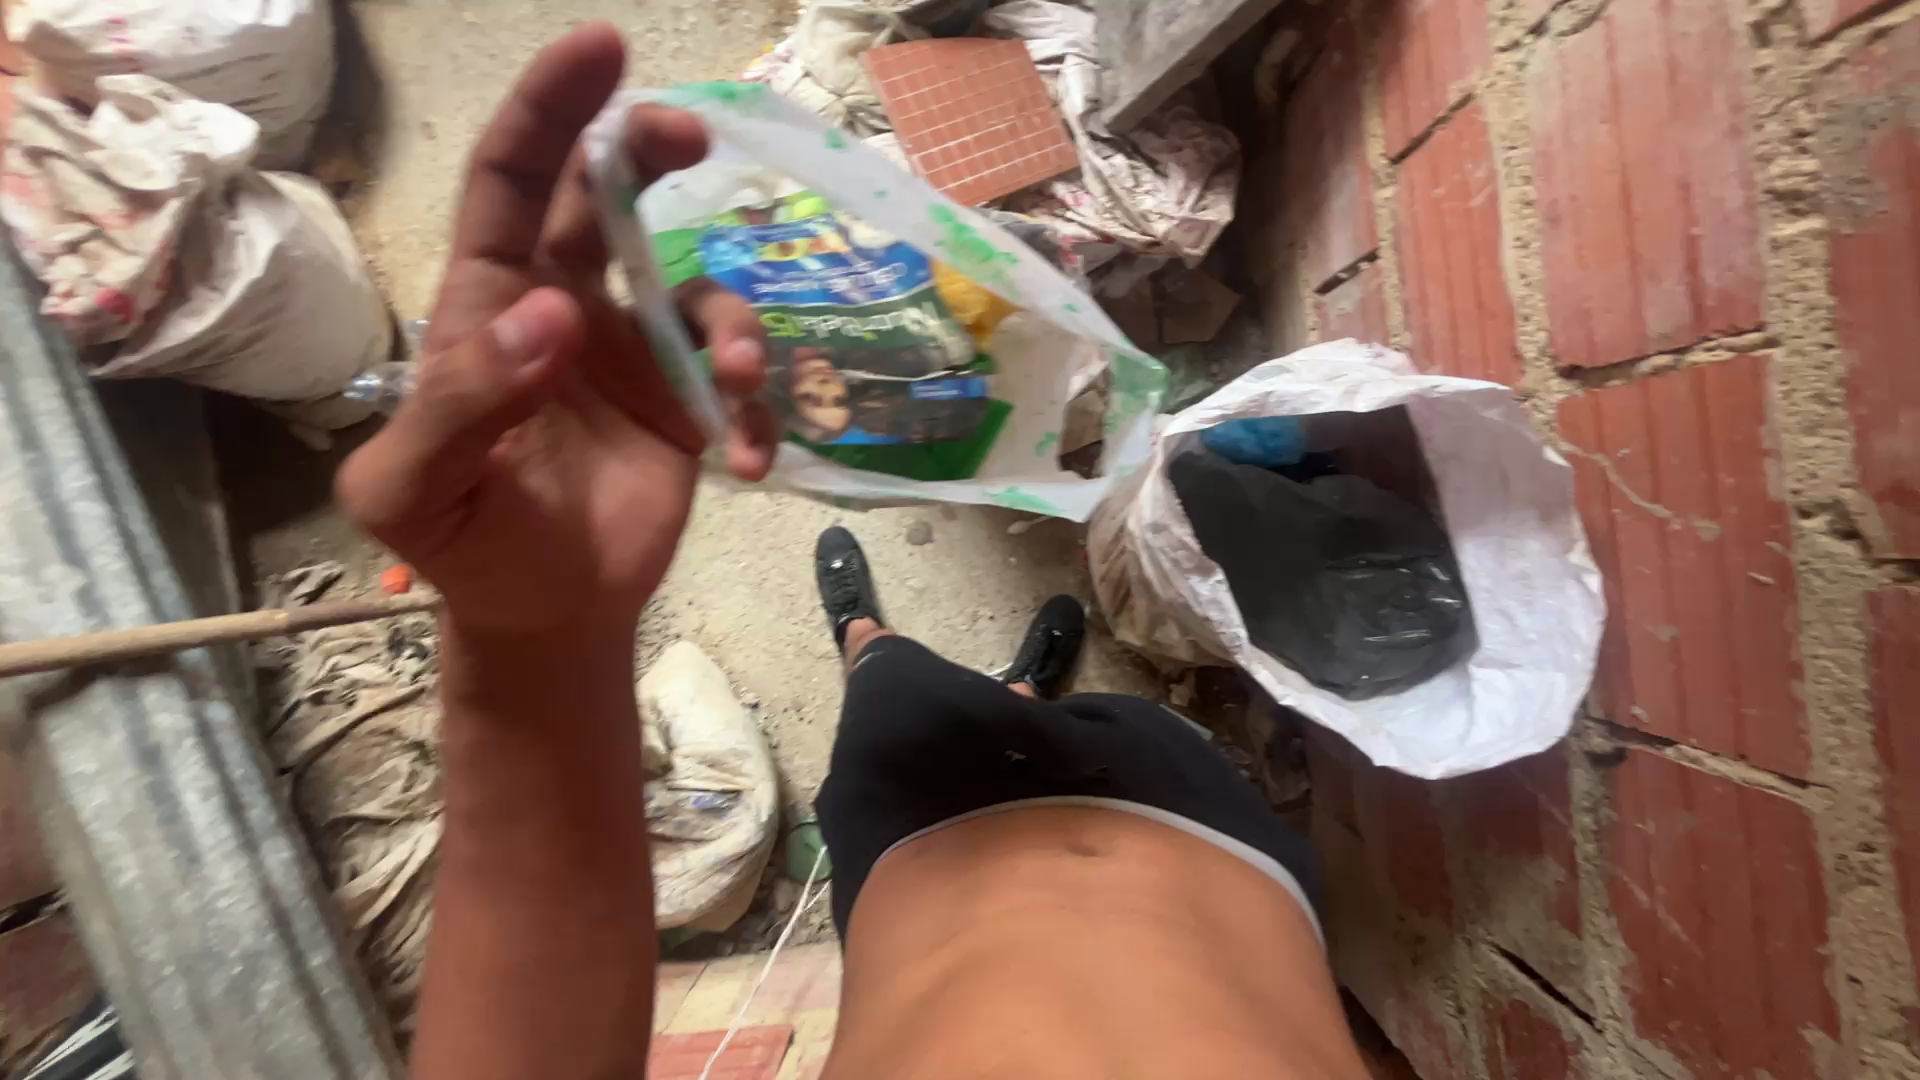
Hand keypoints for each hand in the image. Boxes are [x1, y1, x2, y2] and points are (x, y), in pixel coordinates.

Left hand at [336, 24, 775, 641]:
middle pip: (613, 204)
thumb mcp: (421, 488)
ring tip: (733, 391)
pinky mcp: (693, 408)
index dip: (553, 114)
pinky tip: (751, 462)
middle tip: (697, 141)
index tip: (604, 48)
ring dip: (732, 334)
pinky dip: (758, 413)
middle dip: (652, 155)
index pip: (514, 188)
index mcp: (494, 309)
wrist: (551, 608)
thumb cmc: (473, 546)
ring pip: (703, 301)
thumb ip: (466, 402)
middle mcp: (573, 315)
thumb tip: (553, 317)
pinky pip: (743, 384)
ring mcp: (640, 361)